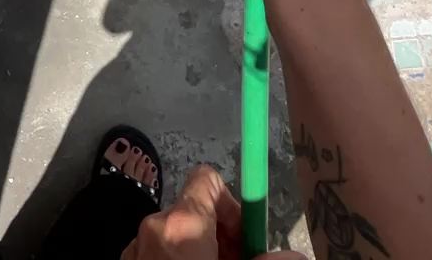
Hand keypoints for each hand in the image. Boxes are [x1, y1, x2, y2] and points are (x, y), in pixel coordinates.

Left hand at [120, 164, 304, 259]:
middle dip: (223, 240)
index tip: (249, 242)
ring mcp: (135, 251)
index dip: (233, 205)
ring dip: (201, 257)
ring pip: (177, 239)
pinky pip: (159, 258)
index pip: (208, 180)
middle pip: (195, 213)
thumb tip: (296, 257)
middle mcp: (154, 227)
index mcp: (182, 221)